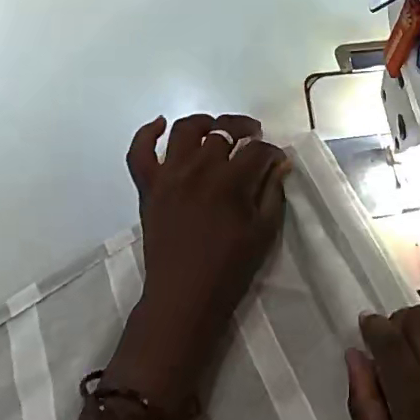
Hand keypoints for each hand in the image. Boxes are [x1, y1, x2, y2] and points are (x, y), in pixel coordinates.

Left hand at [106, 114, 290, 410]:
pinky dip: (147, 133)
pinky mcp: (148, 185)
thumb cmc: (229, 269)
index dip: (271, 151)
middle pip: (223, 131)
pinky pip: (140, 151)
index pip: (256, 150)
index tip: (276, 159)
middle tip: (253, 135)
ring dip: (204, 122)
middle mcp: (199, 168)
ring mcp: (169, 174)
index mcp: (231, 182)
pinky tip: (160, 124)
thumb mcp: (263, 233)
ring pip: (185, 130)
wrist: (183, 296)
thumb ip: (273, 193)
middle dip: (244, 129)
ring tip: (215, 128)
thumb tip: (279, 162)